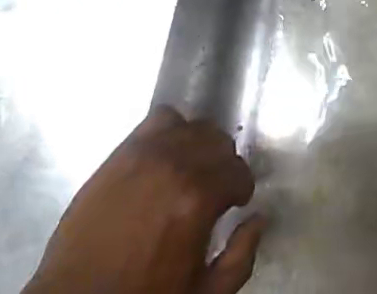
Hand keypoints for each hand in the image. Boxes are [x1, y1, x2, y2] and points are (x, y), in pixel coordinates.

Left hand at [22, 105, 265, 293]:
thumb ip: (239, 257)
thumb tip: (258, 219)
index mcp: (195, 197)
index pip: (237, 169)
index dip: (243, 188)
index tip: (238, 203)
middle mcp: (170, 162)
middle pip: (214, 138)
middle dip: (224, 162)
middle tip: (218, 188)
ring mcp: (140, 150)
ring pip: (186, 122)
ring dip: (197, 142)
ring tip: (193, 169)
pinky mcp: (118, 149)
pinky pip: (154, 120)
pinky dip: (169, 130)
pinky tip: (167, 158)